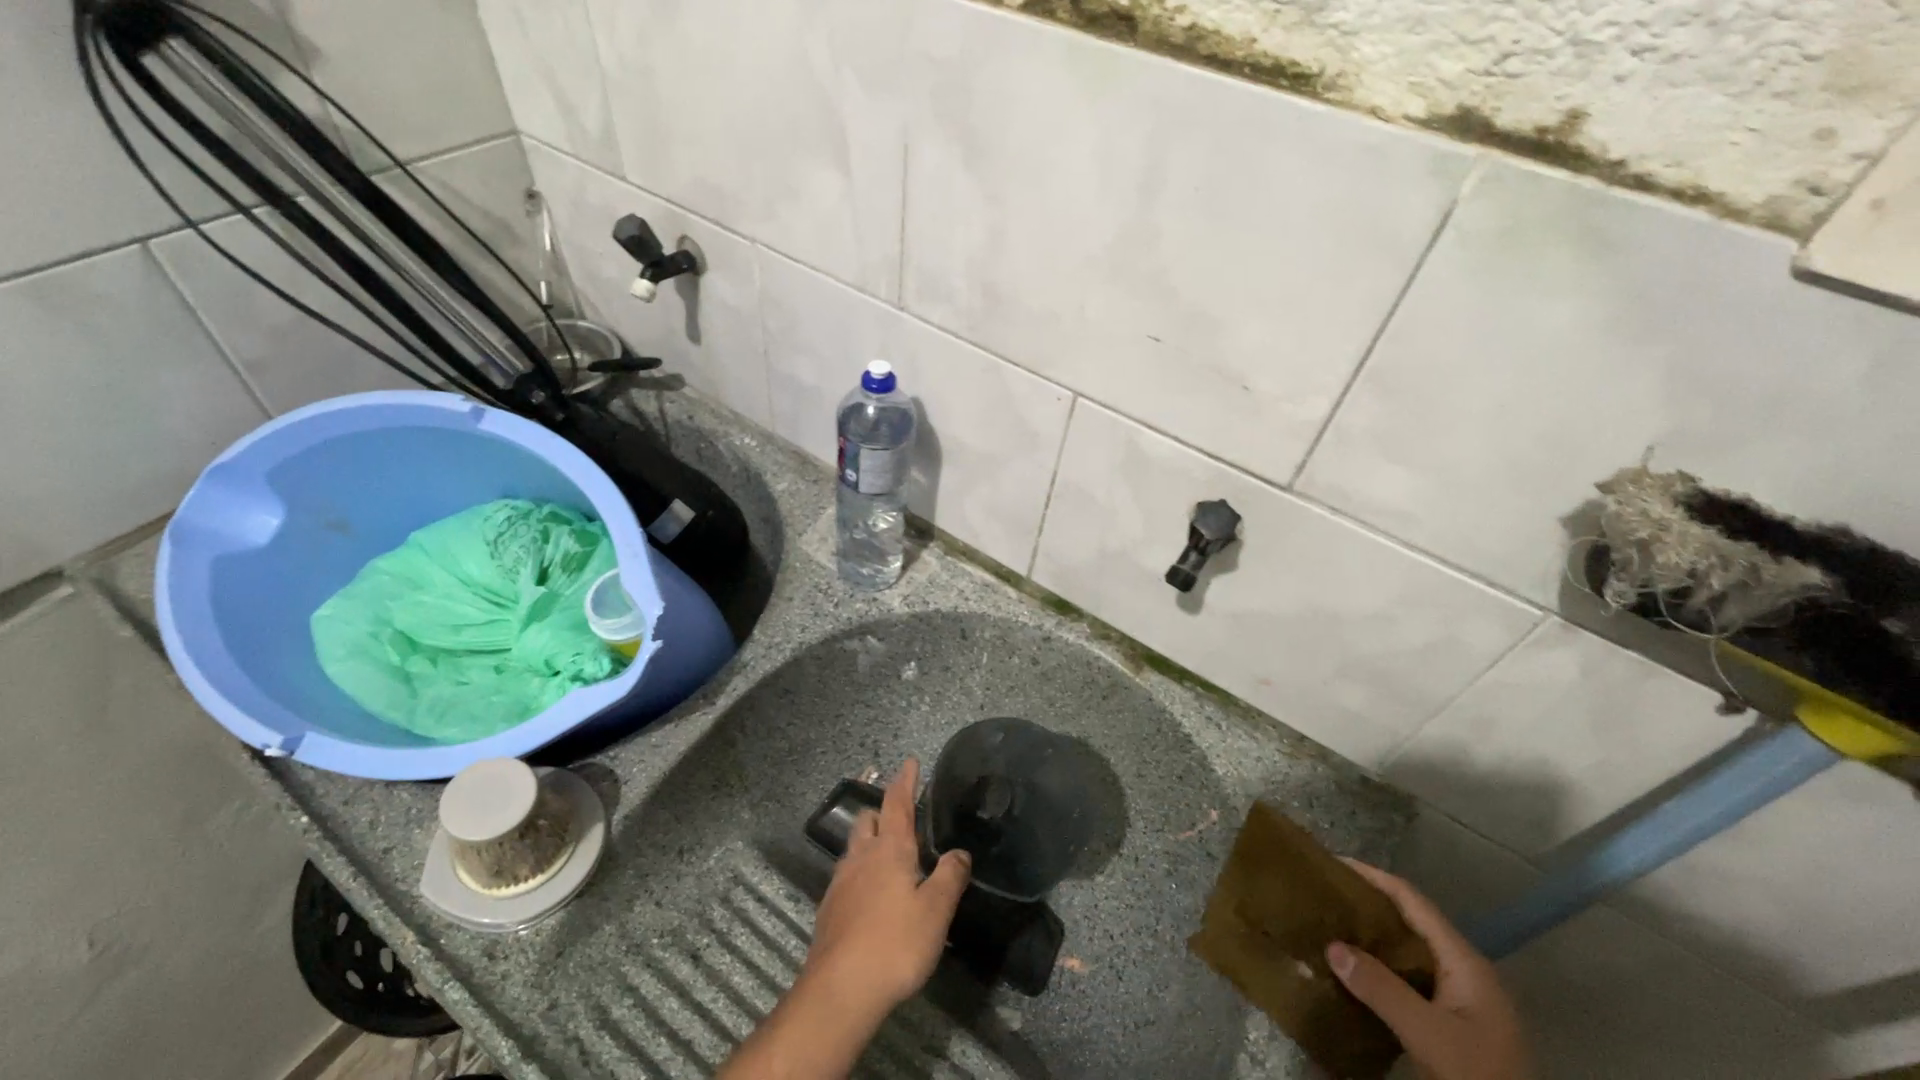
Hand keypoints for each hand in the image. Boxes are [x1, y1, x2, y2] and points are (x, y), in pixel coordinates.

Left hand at [802, 758, 971, 1012]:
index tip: (909, 762)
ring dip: (870, 841)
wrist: (840, 989)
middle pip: (868, 821)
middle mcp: (860, 858)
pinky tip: (872, 893)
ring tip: (888, 852)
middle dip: (882, 810)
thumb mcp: (936, 910)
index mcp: (889, 851)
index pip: (897, 805)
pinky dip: (862, 872)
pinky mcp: (830, 910)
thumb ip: (950, 877)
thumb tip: (960, 852)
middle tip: (901, 812)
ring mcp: (840, 883)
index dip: (905, 782)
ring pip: (854, 848)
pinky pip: (847, 876)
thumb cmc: (895, 944)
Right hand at [1327, 860, 1533, 1079]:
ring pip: (1409, 952)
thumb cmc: (1477, 1072)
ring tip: (1332, 928)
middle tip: (1326, 896)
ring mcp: (1460, 996)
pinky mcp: (1451, 1020)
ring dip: (1373, 937)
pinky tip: (1355, 974)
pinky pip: (1409, 978)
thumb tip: (1333, 945)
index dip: (1375, 878)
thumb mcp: (1428, 1033)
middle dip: (1370, 905)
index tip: (1335, 864)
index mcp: (1464, 960)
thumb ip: (1382, 989)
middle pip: (1412, 922)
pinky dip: (1381, 968)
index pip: (1414, 901)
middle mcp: (1463, 969)